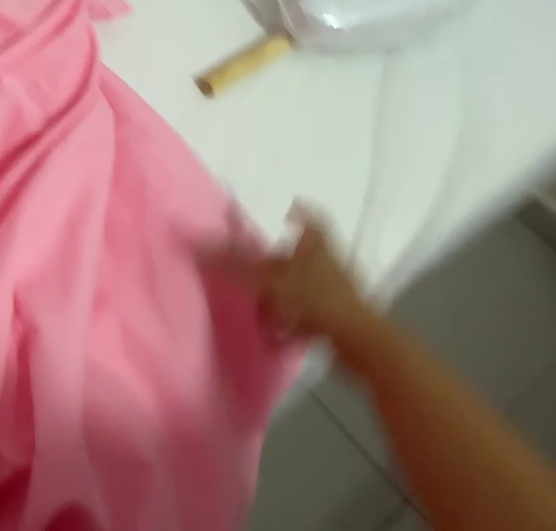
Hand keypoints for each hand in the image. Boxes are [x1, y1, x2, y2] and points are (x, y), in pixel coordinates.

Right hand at [205, 205, 379, 351]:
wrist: (364, 346)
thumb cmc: (317, 301)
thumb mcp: (267, 280)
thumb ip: (229, 263)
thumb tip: (191, 241)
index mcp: (318, 247)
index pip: (313, 220)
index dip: (302, 213)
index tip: (288, 209)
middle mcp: (332, 264)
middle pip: (309, 252)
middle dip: (287, 256)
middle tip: (263, 258)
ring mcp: (340, 293)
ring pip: (310, 282)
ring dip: (289, 289)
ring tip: (265, 299)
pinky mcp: (343, 319)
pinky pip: (314, 310)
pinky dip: (297, 316)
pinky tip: (280, 329)